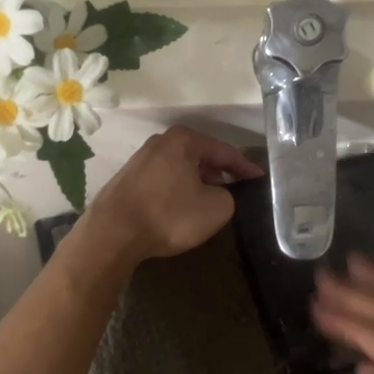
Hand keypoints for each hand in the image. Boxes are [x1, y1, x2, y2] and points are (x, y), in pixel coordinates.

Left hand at [73, 125, 262, 266]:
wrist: (113, 233)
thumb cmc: (169, 215)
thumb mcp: (216, 208)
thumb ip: (229, 195)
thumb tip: (220, 194)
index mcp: (183, 140)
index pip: (224, 151)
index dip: (245, 167)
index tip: (260, 179)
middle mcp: (159, 142)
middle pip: (200, 156)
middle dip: (220, 173)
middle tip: (238, 189)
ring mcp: (139, 160)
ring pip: (180, 169)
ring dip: (198, 183)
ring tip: (212, 200)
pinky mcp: (127, 181)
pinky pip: (163, 182)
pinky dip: (177, 191)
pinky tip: (182, 208)